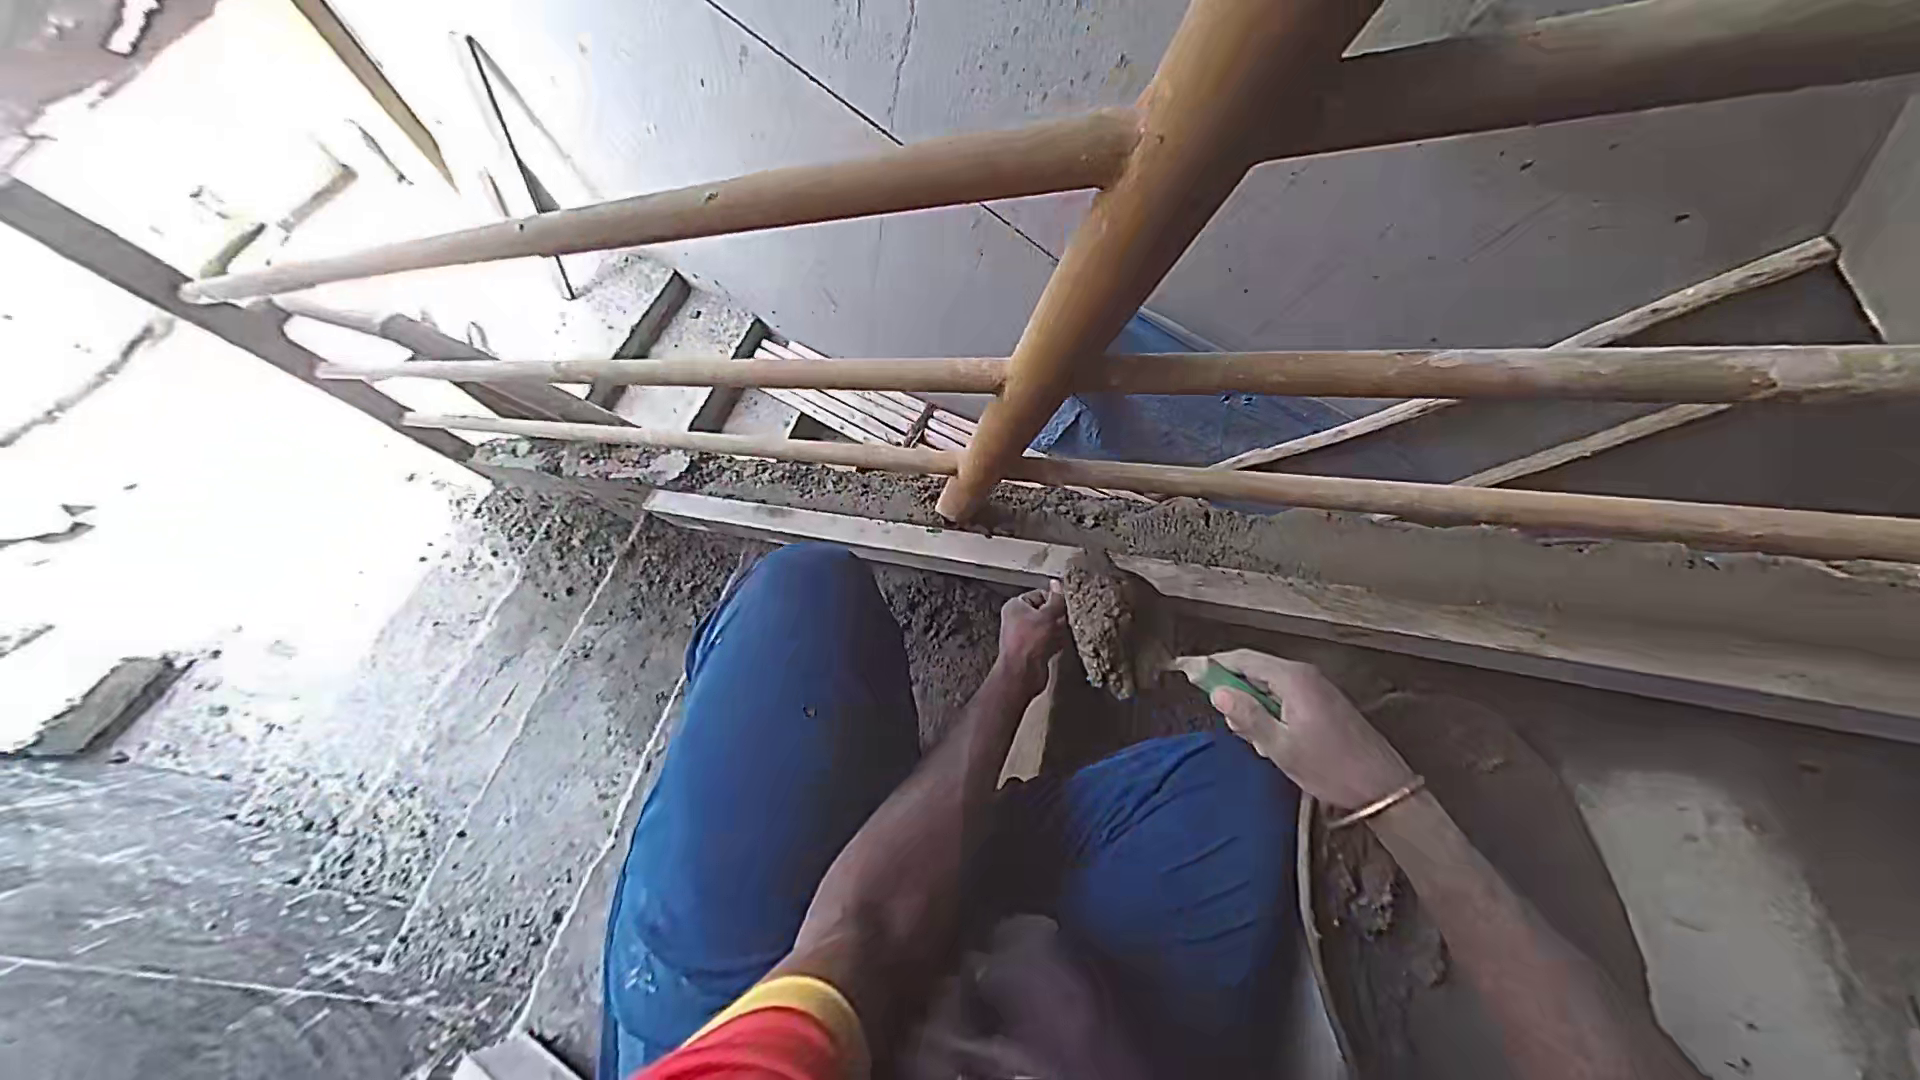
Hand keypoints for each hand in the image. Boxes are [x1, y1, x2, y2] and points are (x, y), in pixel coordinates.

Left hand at [997, 581, 1067, 696]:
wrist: (1023, 674)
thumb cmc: (1031, 642)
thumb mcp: (1048, 615)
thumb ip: (1056, 599)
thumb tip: (1057, 583)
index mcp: (1015, 606)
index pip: (1039, 594)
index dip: (1053, 600)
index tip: (1065, 606)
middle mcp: (1017, 619)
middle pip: (1045, 612)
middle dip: (1058, 617)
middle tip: (1067, 621)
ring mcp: (1024, 635)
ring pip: (1048, 627)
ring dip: (1059, 630)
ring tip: (1064, 635)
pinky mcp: (1031, 650)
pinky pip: (1048, 641)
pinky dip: (1056, 642)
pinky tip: (1060, 646)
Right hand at [1196, 649, 1415, 808]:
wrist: (1386, 790)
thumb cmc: (1331, 768)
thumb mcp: (1280, 746)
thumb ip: (1246, 716)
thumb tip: (1217, 692)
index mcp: (1292, 679)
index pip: (1240, 659)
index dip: (1209, 664)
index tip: (1184, 668)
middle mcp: (1303, 675)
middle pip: (1252, 670)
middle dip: (1233, 693)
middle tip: (1232, 726)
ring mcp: (1314, 687)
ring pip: (1265, 686)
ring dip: (1252, 708)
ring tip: (1258, 742)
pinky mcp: (1321, 702)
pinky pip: (1281, 697)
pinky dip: (1268, 713)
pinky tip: (1273, 741)